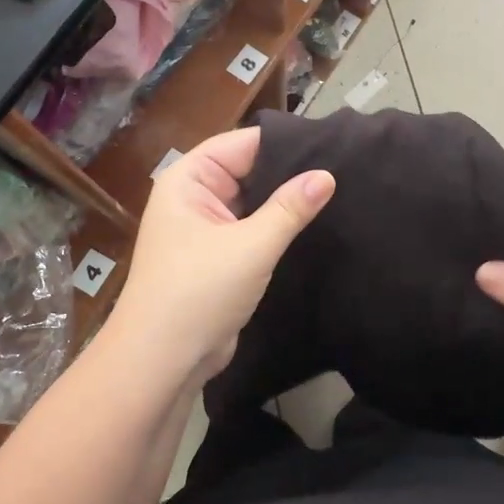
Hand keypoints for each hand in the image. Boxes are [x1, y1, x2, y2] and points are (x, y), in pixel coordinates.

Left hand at [108, 127, 334, 381]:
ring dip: (283, 203)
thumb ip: (290, 209)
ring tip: (336, 193)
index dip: (284, 142)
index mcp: (188, 180)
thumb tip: (327, 175)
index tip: (330, 142)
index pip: (241, 143)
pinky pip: (251, 230)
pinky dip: (275, 229)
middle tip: (342, 168)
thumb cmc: (198, 293)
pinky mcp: (217, 258)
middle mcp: (193, 198)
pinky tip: (313, 226)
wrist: (162, 362)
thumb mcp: (251, 246)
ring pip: (252, 203)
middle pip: (247, 170)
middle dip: (287, 172)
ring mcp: (204, 229)